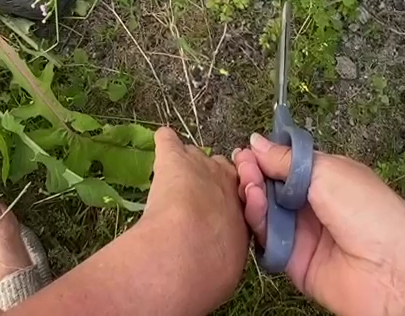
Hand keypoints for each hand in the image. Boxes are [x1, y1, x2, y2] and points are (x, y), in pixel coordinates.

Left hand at [135, 127, 248, 310]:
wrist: (189, 250)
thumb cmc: (214, 265)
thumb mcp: (233, 260)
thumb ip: (230, 245)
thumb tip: (220, 253)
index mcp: (245, 202)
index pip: (239, 188)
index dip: (225, 198)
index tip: (214, 213)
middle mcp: (225, 177)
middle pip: (218, 167)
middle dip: (207, 179)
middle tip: (193, 202)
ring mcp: (199, 163)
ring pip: (192, 156)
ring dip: (185, 167)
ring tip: (171, 187)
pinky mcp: (173, 158)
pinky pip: (168, 140)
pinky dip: (164, 142)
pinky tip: (159, 146)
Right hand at [234, 133, 404, 315]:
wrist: (392, 272)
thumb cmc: (370, 211)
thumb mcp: (328, 171)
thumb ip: (287, 160)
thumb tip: (257, 142)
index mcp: (325, 176)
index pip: (286, 163)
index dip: (265, 156)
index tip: (246, 150)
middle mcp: (312, 204)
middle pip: (272, 187)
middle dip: (254, 173)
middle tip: (241, 164)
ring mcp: (303, 234)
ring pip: (266, 213)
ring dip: (253, 196)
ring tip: (248, 184)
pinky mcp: (295, 263)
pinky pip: (269, 241)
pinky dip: (257, 224)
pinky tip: (253, 206)